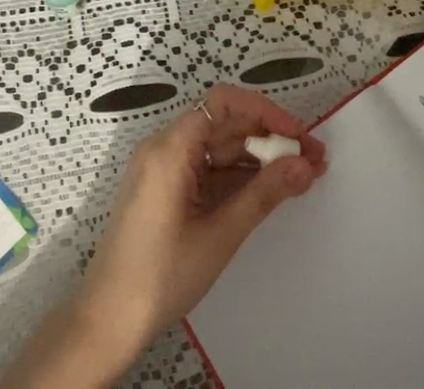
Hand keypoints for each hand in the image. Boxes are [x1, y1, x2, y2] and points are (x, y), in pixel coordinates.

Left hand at [2, 85, 327, 386]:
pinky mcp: (167, 189)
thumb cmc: (160, 275)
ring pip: (220, 147)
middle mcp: (164, 149)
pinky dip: (240, 175)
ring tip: (303, 174)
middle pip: (224, 123)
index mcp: (169, 150)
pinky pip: (209, 168)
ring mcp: (164, 169)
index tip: (298, 135)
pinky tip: (272, 188)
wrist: (109, 320)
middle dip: (271, 136)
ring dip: (260, 157)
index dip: (265, 111)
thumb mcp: (219, 235)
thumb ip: (264, 194)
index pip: (222, 104)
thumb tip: (305, 165)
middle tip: (314, 158)